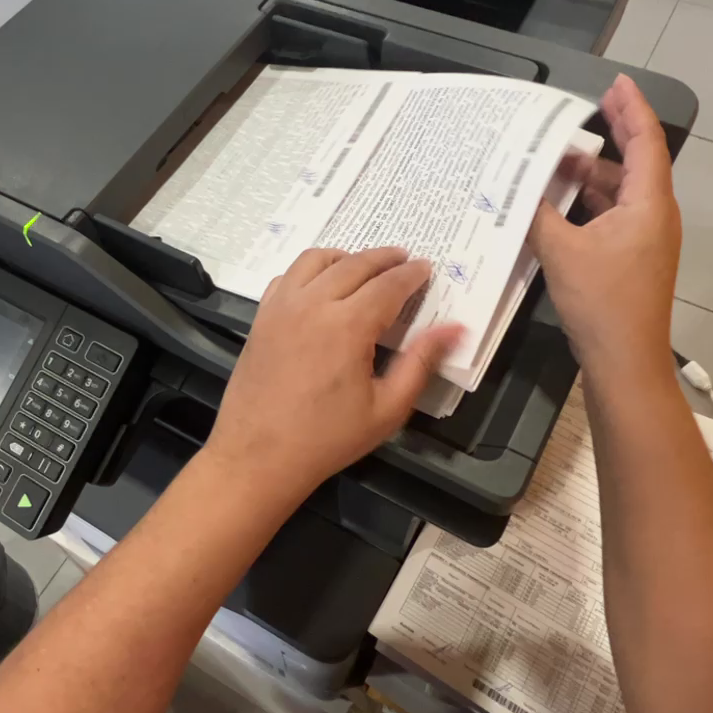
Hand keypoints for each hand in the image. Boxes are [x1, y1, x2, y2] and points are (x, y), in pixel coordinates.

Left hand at [205, 247, 462, 501]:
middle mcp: (313, 304)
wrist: (258, 455)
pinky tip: (320, 284)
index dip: (411, 274)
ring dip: (345, 257)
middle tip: (403, 259)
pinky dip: (309, 270)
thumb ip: (421, 362)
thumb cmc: (326, 439)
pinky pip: (287, 277)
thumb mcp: (386, 409)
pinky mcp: (261, 317)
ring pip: (316, 260)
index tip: (426, 268)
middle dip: (384, 258)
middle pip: (354, 264)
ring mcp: (281, 307)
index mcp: (348, 326)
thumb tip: (455, 328)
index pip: (388, 285)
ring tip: (363, 266)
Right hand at [531, 75, 679, 378]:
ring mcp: (643, 238)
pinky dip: (586, 204)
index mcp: (648, 203)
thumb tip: (516, 191)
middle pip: (633, 164)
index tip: (615, 83)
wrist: (624, 358)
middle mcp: (653, 214)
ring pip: (618, 193)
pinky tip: (558, 204)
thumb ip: (538, 216)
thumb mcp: (562, 253)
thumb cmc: (602, 301)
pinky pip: (610, 216)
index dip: (632, 109)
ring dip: (590, 175)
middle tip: (577, 115)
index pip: (645, 141)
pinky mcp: (629, 258)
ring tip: (554, 161)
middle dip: (607, 138)